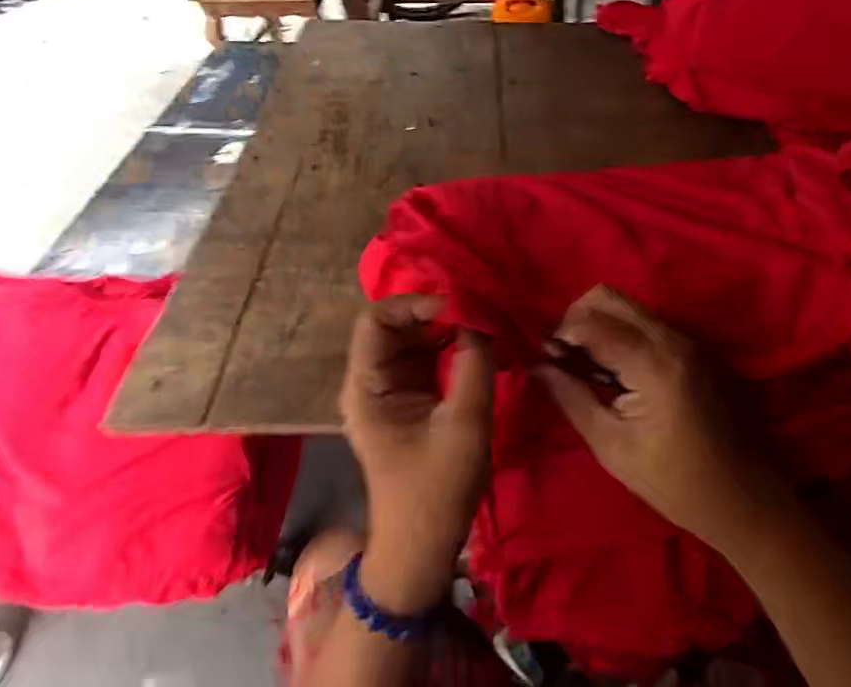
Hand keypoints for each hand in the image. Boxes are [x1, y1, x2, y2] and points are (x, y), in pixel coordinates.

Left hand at [340, 294, 493, 613]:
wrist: (423, 547)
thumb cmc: (436, 490)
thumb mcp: (464, 425)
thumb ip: (474, 365)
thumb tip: (482, 318)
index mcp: (366, 386)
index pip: (376, 319)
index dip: (414, 304)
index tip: (458, 306)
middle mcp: (371, 379)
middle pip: (396, 324)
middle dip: (436, 311)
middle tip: (478, 311)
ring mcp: (390, 387)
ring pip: (413, 336)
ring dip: (447, 326)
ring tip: (484, 323)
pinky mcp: (410, 396)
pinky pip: (426, 355)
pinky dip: (452, 344)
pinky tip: (480, 342)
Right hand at [532, 285, 783, 549]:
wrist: (743, 497)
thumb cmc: (674, 482)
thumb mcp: (612, 448)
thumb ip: (571, 398)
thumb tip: (536, 367)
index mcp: (654, 366)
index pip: (593, 323)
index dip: (561, 333)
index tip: (546, 357)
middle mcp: (672, 340)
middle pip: (609, 297)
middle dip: (576, 317)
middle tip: (562, 354)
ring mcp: (686, 339)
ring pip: (626, 304)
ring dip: (596, 321)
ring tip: (584, 362)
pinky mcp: (692, 346)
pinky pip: (643, 320)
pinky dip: (617, 329)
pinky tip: (612, 367)